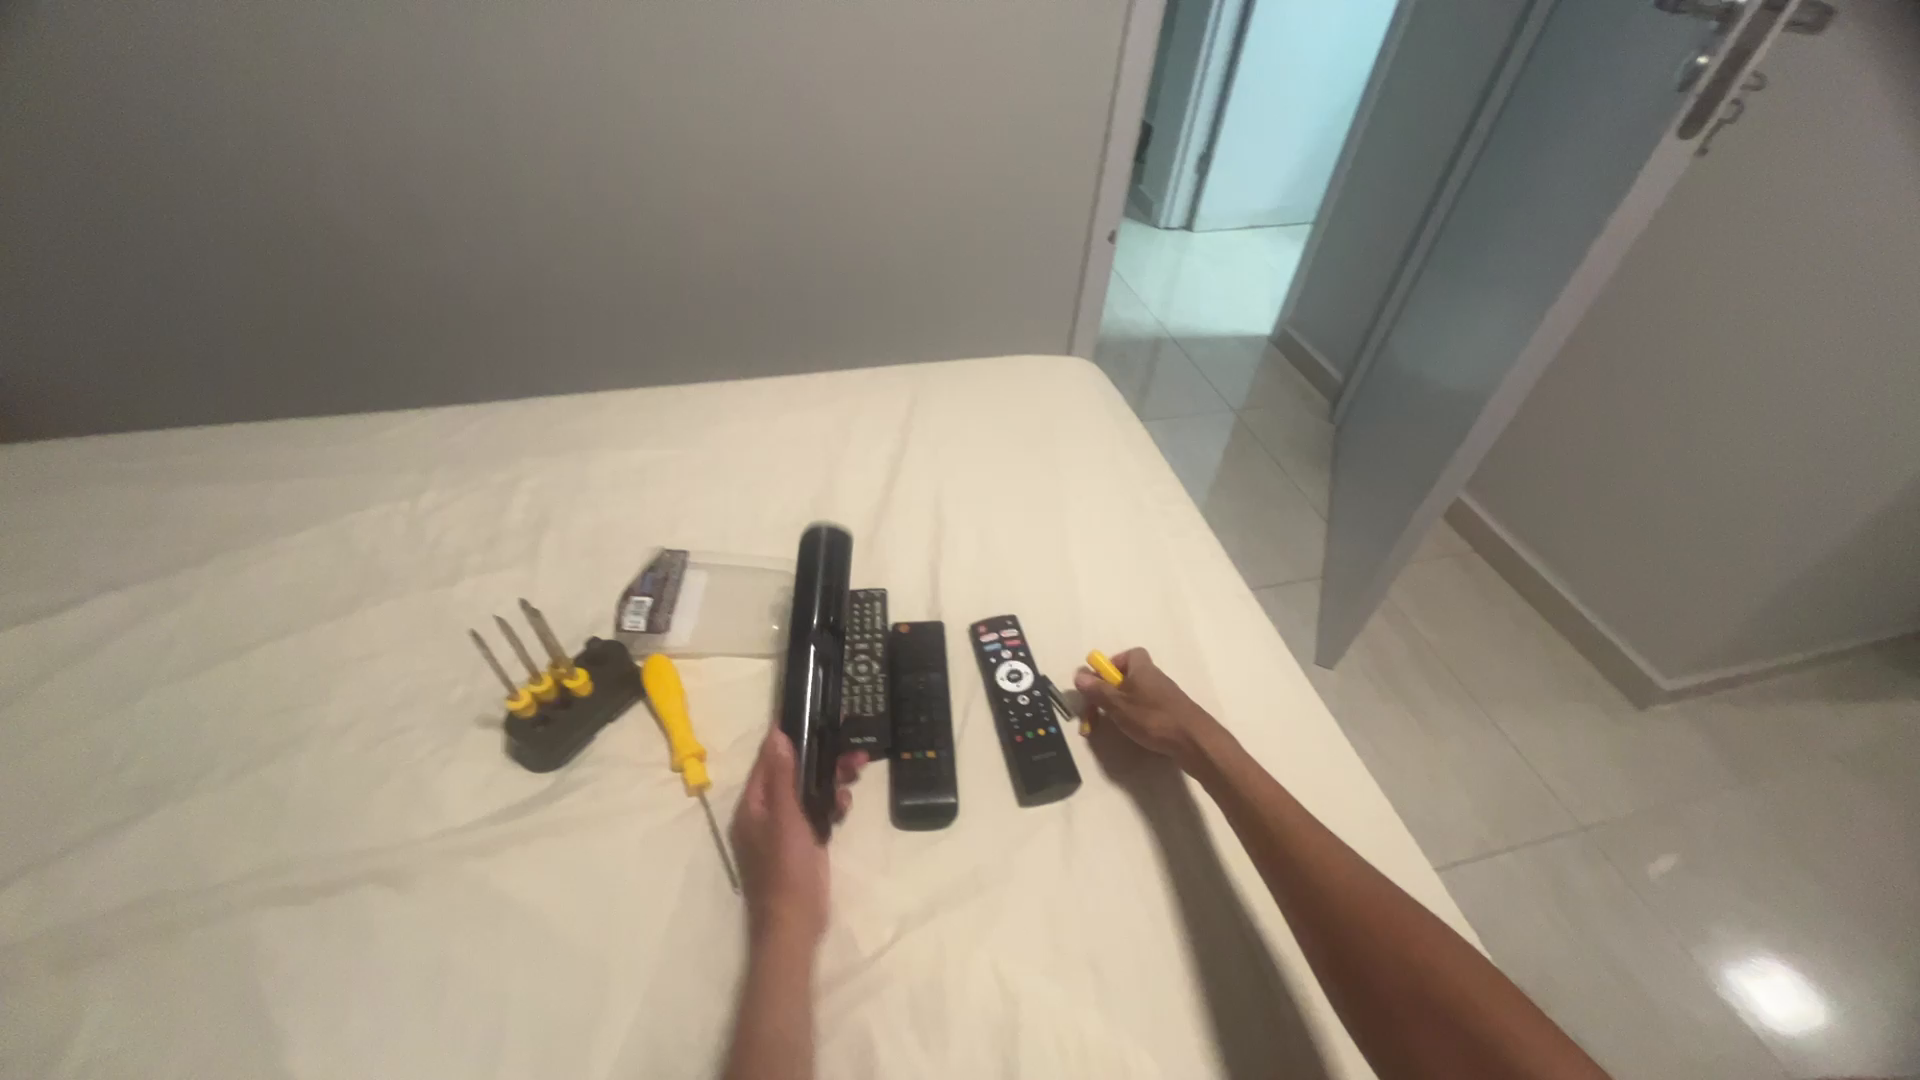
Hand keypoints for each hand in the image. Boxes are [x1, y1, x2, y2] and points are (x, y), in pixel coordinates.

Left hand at [730, 730, 865, 943]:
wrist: (795, 925)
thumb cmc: (784, 870)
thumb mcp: (784, 818)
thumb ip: (781, 776)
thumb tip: (776, 735)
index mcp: (753, 806)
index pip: (768, 760)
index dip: (787, 738)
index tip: (811, 716)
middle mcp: (766, 813)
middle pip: (794, 774)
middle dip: (822, 760)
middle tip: (853, 752)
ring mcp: (786, 829)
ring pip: (809, 792)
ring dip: (831, 780)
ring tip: (857, 771)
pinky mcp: (804, 842)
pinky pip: (818, 812)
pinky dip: (832, 804)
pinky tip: (845, 804)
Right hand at [1074, 648, 1224, 772]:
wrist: (1193, 741)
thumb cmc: (1152, 717)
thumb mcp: (1118, 704)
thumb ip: (1097, 690)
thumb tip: (1079, 675)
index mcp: (1142, 669)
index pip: (1129, 654)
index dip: (1112, 664)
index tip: (1100, 681)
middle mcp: (1154, 678)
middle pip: (1129, 677)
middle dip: (1110, 692)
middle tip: (1097, 710)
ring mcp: (1165, 697)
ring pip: (1137, 695)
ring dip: (1120, 707)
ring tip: (1111, 724)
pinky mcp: (1172, 714)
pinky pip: (1147, 710)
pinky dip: (1136, 718)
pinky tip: (1133, 732)